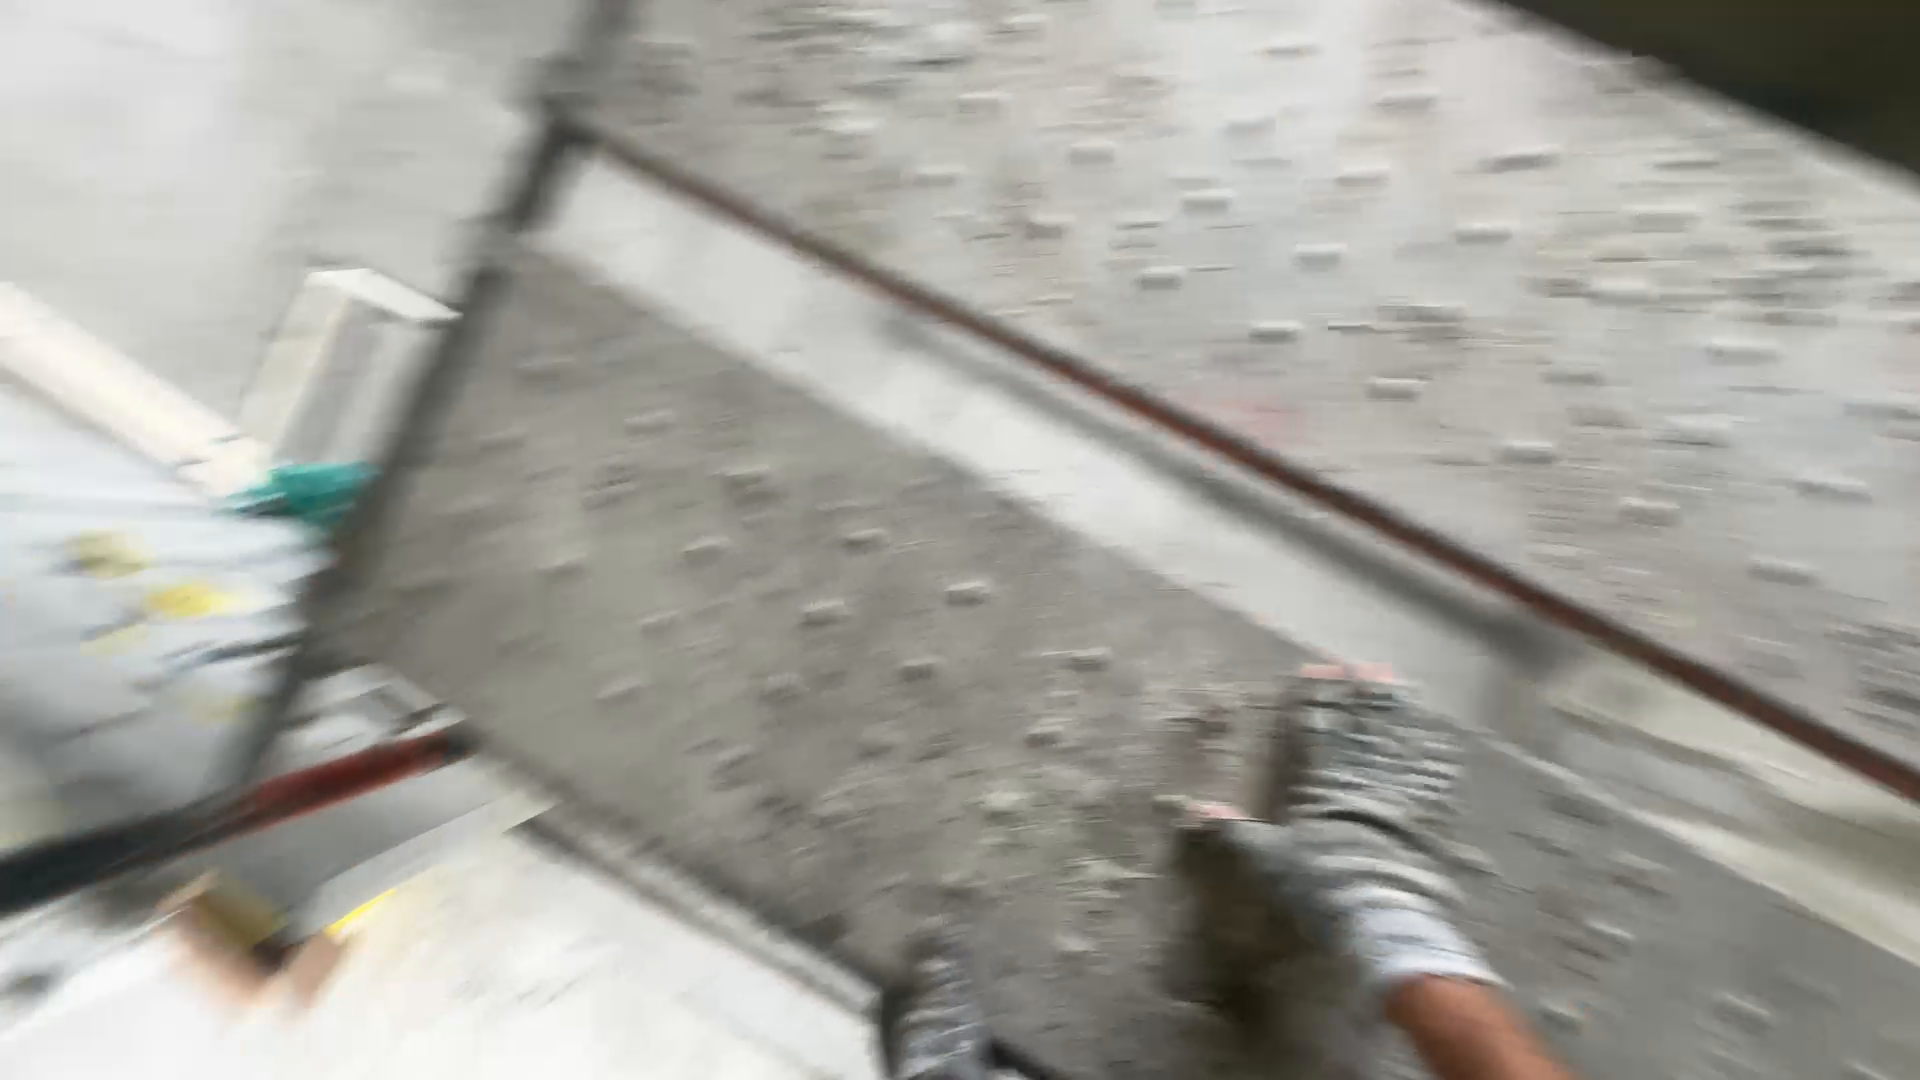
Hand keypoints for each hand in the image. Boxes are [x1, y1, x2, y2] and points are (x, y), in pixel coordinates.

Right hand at [1182, 665, 1497, 1003]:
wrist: (1381, 919)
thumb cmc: (1319, 885)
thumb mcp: (1268, 858)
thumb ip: (1237, 830)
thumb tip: (1199, 808)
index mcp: (1322, 784)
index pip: (1317, 730)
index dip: (1315, 699)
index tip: (1316, 671)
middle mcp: (1361, 781)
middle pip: (1360, 728)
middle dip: (1359, 695)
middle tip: (1363, 665)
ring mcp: (1398, 798)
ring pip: (1397, 744)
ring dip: (1397, 713)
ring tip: (1397, 685)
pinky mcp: (1427, 821)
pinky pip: (1431, 781)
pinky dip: (1433, 757)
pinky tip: (1439, 740)